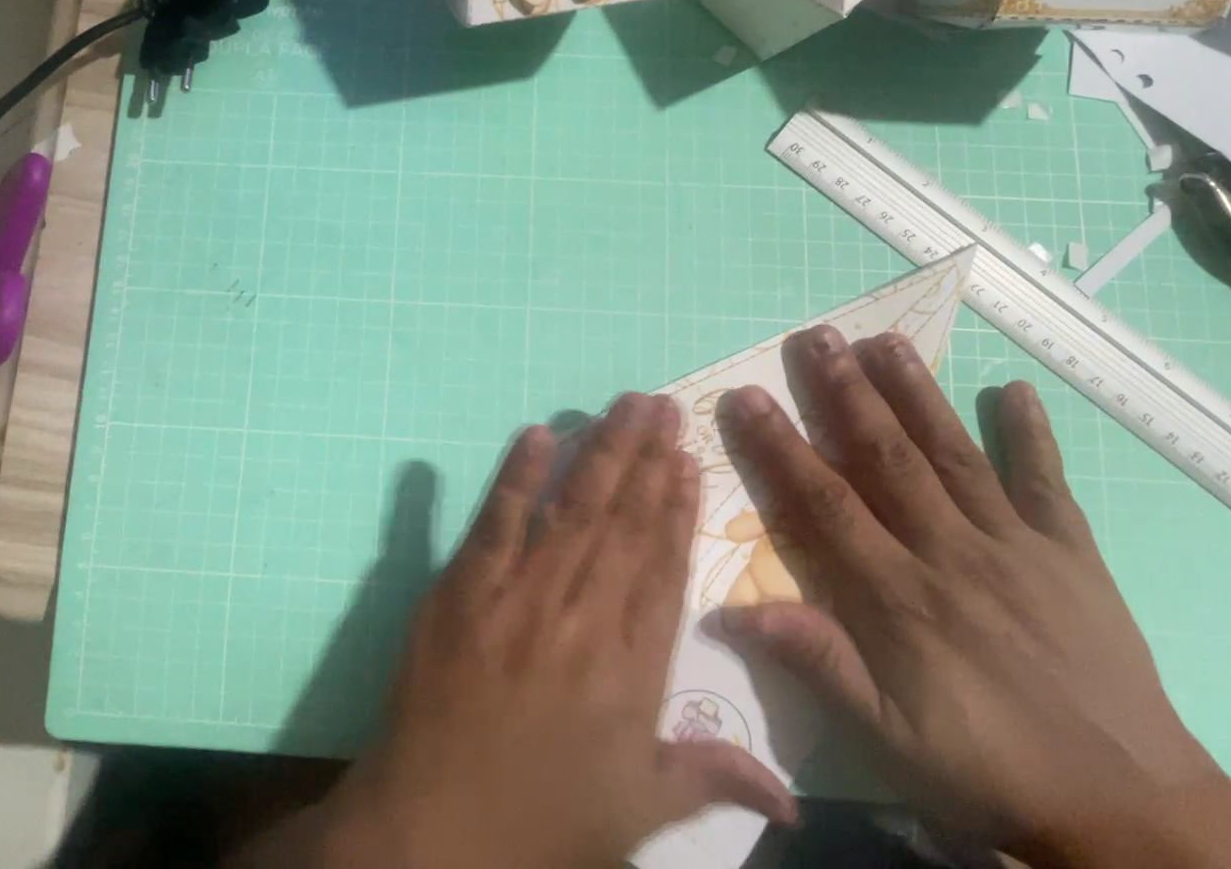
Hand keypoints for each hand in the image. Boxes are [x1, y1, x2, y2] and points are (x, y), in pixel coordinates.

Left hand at [235, 394, 795, 868]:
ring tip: (627, 405)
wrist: (433, 833)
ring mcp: (519, 598)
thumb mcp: (636, 811)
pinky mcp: (461, 591)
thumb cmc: (540, 822)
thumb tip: (796, 802)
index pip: (664, 568)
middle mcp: (583, 617)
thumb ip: (711, 779)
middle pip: (624, 524)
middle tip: (665, 407)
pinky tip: (538, 436)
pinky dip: (516, 476)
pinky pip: (496, 522)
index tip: (689, 463)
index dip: (678, 510)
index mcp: (632, 667)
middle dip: (647, 460)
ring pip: (572, 510)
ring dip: (602, 452)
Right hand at [718, 327, 1230, 865]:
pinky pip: (1048, 483)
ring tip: (884, 340)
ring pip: (955, 455)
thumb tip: (732, 612)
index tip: (748, 397)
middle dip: (846, 394)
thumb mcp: (885, 736)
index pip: (825, 504)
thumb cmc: (983, 767)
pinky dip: (1032, 434)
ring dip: (917, 394)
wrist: (1122, 803)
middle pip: (887, 459)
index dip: (782, 447)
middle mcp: (952, 553)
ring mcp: (1017, 547)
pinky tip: (1013, 388)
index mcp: (899, 597)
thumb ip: (816, 662)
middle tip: (816, 337)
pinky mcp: (1072, 553)